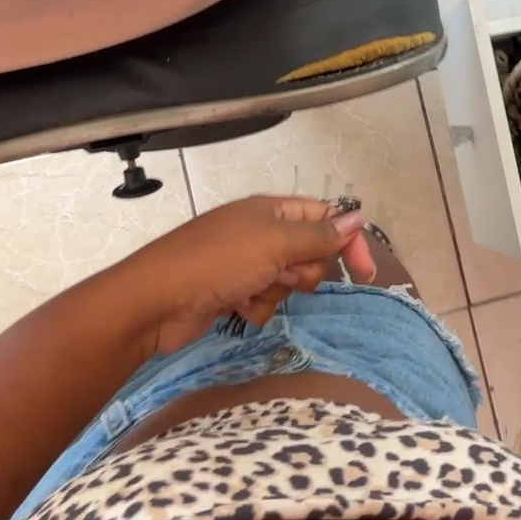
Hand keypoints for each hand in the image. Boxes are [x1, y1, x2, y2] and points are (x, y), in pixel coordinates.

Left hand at [109, 196, 377, 354]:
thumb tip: (358, 217)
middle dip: (303, 270)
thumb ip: (318, 234)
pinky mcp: (234, 292)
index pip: (325, 217)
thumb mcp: (274, 243)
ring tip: (251, 292)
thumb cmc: (216, 263)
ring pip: (289, 280)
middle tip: (282, 274)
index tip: (365, 272)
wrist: (154, 302)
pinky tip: (237, 308)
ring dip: (277, 291)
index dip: (347, 240)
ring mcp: (246, 263)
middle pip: (310, 252)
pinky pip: (266, 301)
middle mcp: (261, 232)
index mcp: (271, 210)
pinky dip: (257, 307)